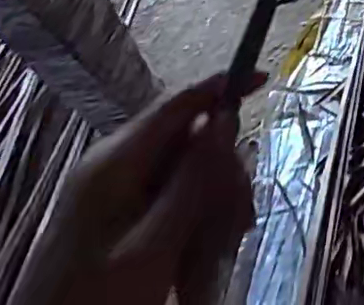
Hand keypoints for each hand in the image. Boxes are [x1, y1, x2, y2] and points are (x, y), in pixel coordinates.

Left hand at [12, 71, 265, 304]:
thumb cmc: (98, 301)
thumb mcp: (155, 244)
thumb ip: (193, 177)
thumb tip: (226, 116)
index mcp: (117, 159)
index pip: (181, 100)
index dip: (225, 84)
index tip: (265, 80)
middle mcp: (114, 163)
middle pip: (190, 139)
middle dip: (222, 171)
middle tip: (241, 216)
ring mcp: (113, 189)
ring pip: (185, 170)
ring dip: (212, 201)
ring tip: (222, 245)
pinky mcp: (114, 215)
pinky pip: (168, 196)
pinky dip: (192, 217)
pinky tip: (200, 255)